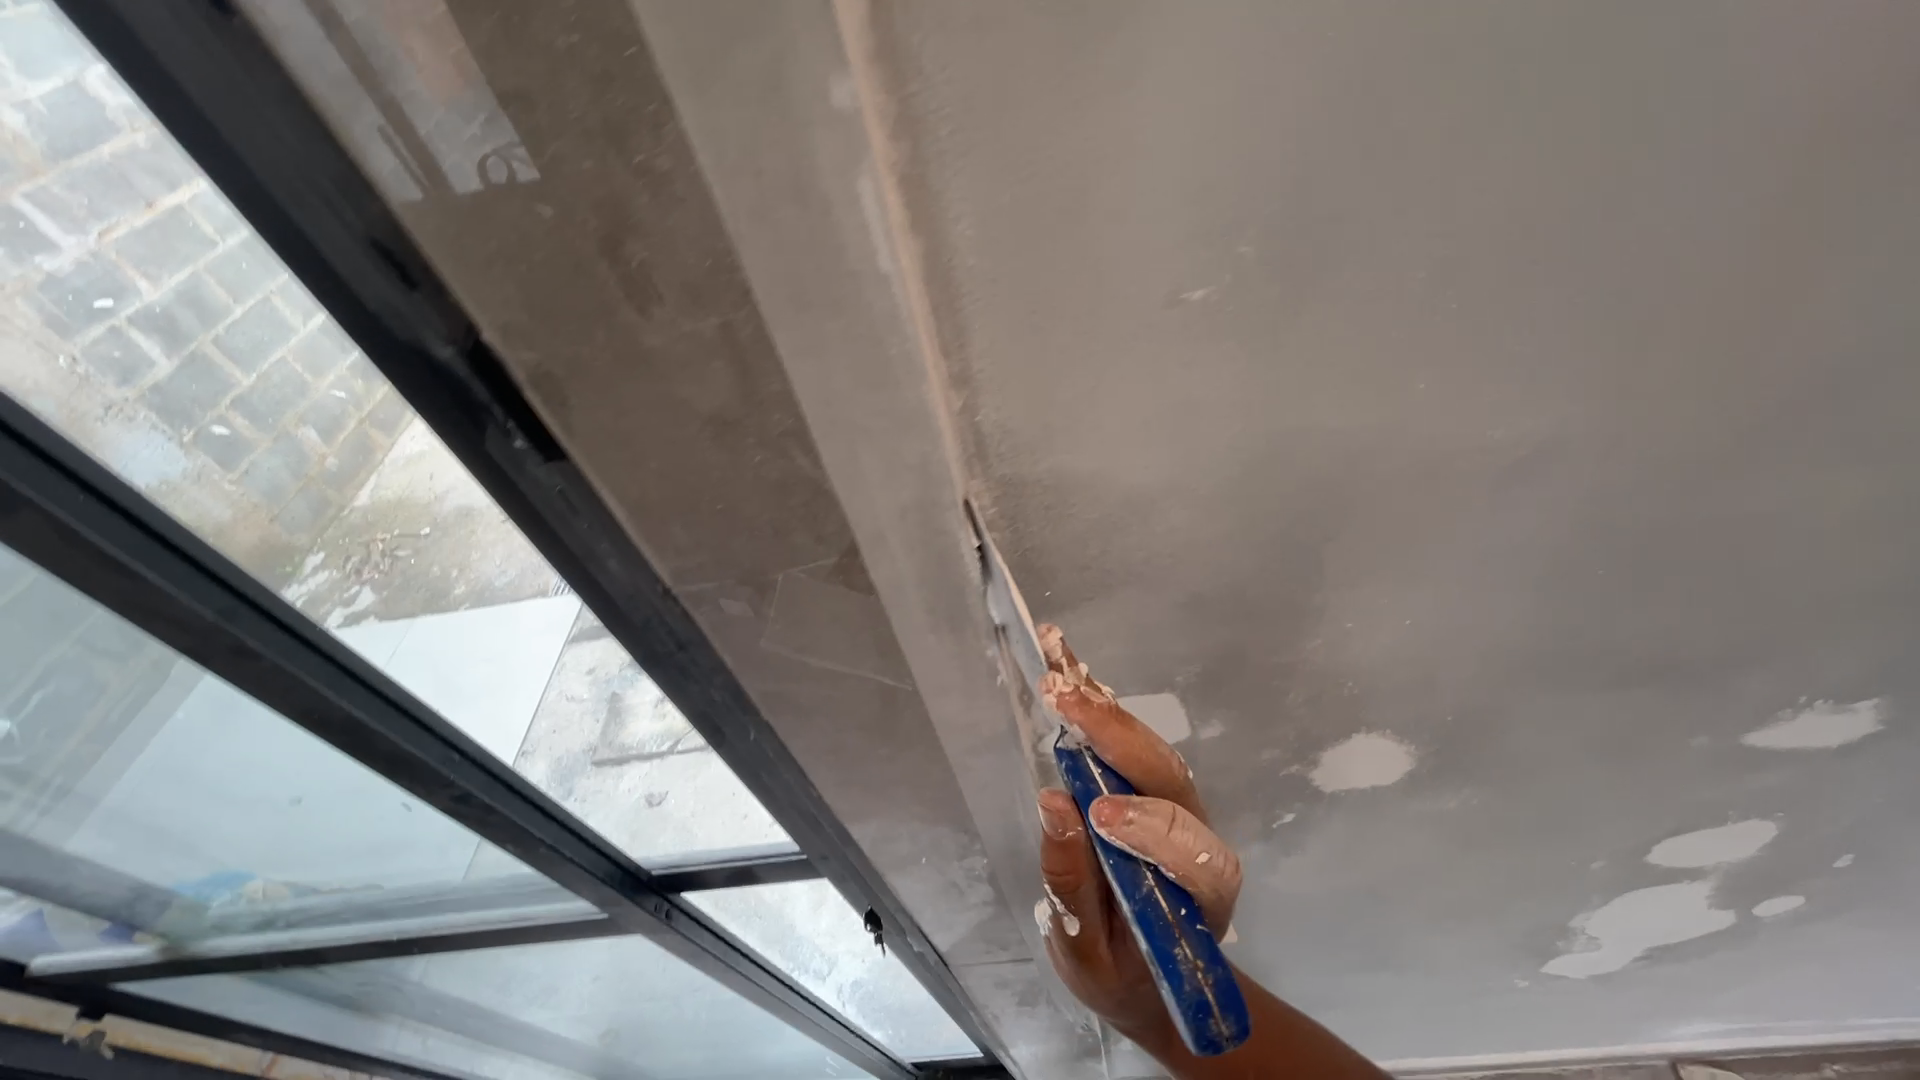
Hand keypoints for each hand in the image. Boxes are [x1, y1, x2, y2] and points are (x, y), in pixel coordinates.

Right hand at [1033, 624, 1242, 1046]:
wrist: (1152, 974)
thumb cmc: (1121, 972)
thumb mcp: (1088, 954)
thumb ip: (1075, 884)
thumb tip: (1054, 804)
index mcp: (1200, 894)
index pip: (1188, 851)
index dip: (1146, 827)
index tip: (1096, 812)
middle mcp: (1201, 841)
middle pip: (1171, 780)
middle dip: (1118, 737)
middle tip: (1065, 701)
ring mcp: (1183, 811)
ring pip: (1155, 754)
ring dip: (1109, 716)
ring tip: (1062, 681)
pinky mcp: (1158, 794)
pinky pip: (1137, 748)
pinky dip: (1106, 717)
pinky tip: (1075, 688)